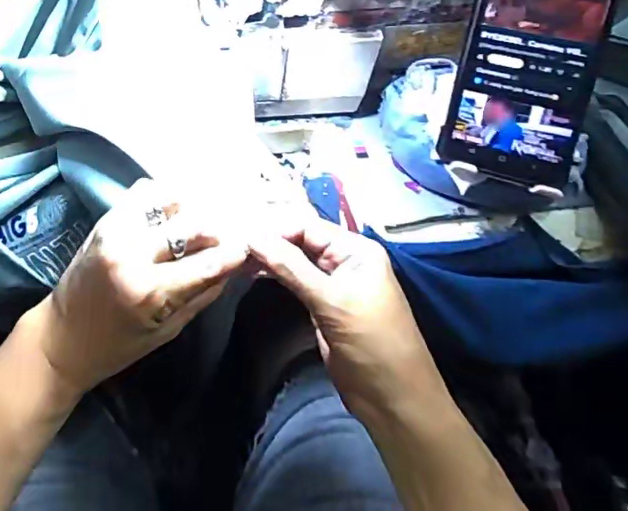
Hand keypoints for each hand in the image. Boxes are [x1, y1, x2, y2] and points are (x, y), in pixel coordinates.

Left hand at [26, 179, 248, 399]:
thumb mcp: (167, 330)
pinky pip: (144, 193)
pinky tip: (174, 212)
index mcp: (148, 291)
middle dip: (217, 227)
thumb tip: (236, 266)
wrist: (60, 339)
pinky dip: (164, 198)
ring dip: (191, 207)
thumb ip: (203, 293)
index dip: (233, 252)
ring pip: (169, 198)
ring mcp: (116, 230)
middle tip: (230, 231)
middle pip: (192, 223)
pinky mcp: (106, 219)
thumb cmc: (117, 345)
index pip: (206, 262)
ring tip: (202, 219)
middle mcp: (132, 253)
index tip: (249, 245)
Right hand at [247, 218, 442, 422]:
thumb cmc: (371, 345)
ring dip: (269, 256)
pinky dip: (277, 274)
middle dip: (269, 240)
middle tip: (232, 242)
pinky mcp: (324, 305)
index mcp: (356, 249)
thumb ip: (292, 268)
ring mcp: (334, 283)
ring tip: (236, 255)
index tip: (240, 234)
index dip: (275, 229)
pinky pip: (297, 280)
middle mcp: (346, 259)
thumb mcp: (332, 303)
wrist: (395, 402)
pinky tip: (253, 271)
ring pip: (296, 260)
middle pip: (302, 239)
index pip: (309, 226)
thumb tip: (254, 237)